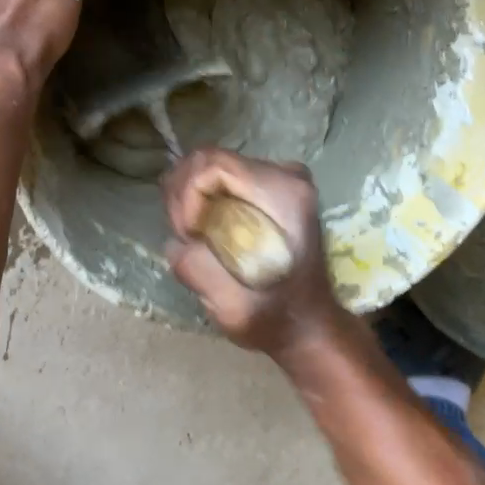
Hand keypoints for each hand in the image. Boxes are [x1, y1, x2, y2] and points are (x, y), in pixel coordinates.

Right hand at [161, 148, 348, 358]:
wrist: (307, 325)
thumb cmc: (275, 318)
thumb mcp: (233, 308)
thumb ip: (199, 270)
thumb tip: (177, 242)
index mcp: (283, 194)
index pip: (213, 165)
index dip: (187, 195)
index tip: (189, 235)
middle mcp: (284, 174)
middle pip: (206, 159)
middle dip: (181, 197)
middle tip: (184, 237)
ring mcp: (275, 177)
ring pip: (206, 166)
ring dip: (186, 200)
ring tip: (191, 237)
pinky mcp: (264, 187)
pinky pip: (216, 178)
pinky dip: (197, 201)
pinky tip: (200, 231)